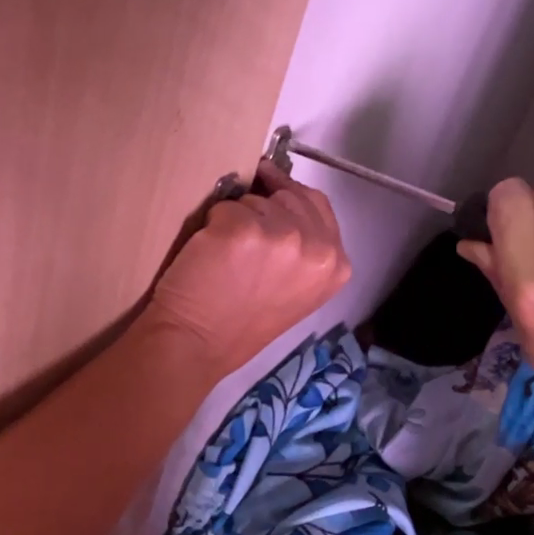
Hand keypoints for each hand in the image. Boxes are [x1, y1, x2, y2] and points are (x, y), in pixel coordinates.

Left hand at [145, 166, 351, 375]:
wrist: (198, 345)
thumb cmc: (241, 324)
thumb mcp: (297, 291)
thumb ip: (304, 250)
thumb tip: (283, 208)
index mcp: (336, 265)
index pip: (318, 204)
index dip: (290, 195)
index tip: (270, 189)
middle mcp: (316, 248)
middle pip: (287, 197)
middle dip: (263, 206)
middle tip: (241, 234)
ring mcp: (280, 236)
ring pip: (253, 201)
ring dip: (236, 219)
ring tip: (226, 259)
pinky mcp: (240, 229)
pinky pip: (223, 208)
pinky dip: (210, 227)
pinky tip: (209, 258)